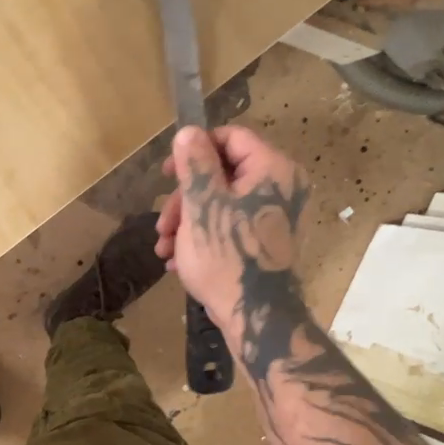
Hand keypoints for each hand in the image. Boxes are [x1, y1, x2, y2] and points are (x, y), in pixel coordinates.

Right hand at [154, 126, 310, 332]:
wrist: (254, 312)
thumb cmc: (226, 257)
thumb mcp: (202, 207)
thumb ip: (195, 166)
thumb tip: (188, 132)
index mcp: (272, 170)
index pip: (232, 138)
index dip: (195, 150)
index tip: (166, 172)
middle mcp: (281, 186)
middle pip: (222, 173)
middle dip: (184, 198)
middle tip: (162, 224)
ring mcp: (275, 214)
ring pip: (221, 202)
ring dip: (186, 221)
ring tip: (164, 248)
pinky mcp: (266, 239)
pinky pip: (230, 223)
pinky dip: (202, 235)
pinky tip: (179, 259)